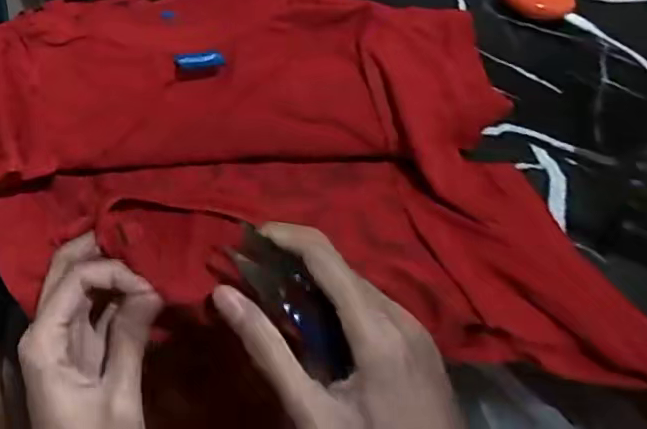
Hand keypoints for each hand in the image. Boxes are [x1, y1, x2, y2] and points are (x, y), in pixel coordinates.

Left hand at [19, 232, 163, 428]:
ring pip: (78, 284)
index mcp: (42, 339)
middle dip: (97, 247)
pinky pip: (93, 308)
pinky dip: (115, 293)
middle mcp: (43, 329)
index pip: (74, 278)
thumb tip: (153, 285)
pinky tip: (139, 282)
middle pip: (64, 269)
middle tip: (135, 233)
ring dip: (107, 266)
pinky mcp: (77, 350)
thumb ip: (131, 337)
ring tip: (141, 251)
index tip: (148, 280)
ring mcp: (60, 338)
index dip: (111, 269)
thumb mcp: (118, 399)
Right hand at [212, 223, 461, 428]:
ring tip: (282, 300)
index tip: (248, 238)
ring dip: (318, 282)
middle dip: (295, 261)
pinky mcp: (423, 347)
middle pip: (340, 267)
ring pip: (358, 284)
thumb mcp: (313, 414)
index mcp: (376, 328)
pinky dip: (342, 303)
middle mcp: (401, 316)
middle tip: (256, 274)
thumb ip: (268, 350)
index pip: (323, 253)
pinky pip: (375, 306)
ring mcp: (418, 331)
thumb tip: (223, 293)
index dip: (283, 235)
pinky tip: (322, 330)